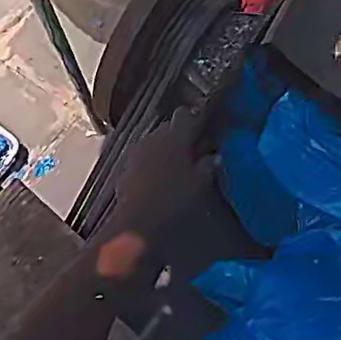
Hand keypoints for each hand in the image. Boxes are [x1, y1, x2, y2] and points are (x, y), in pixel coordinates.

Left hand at [92, 108, 212, 280]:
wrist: (136, 224)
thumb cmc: (173, 200)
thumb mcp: (199, 183)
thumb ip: (208, 165)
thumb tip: (215, 156)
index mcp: (175, 136)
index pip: (185, 114)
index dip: (194, 120)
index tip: (203, 130)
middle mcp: (154, 137)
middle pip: (168, 127)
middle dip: (179, 135)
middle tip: (192, 151)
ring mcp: (137, 151)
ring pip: (154, 141)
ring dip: (164, 148)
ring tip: (175, 166)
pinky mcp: (125, 166)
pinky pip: (142, 156)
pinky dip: (151, 161)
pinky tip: (157, 178)